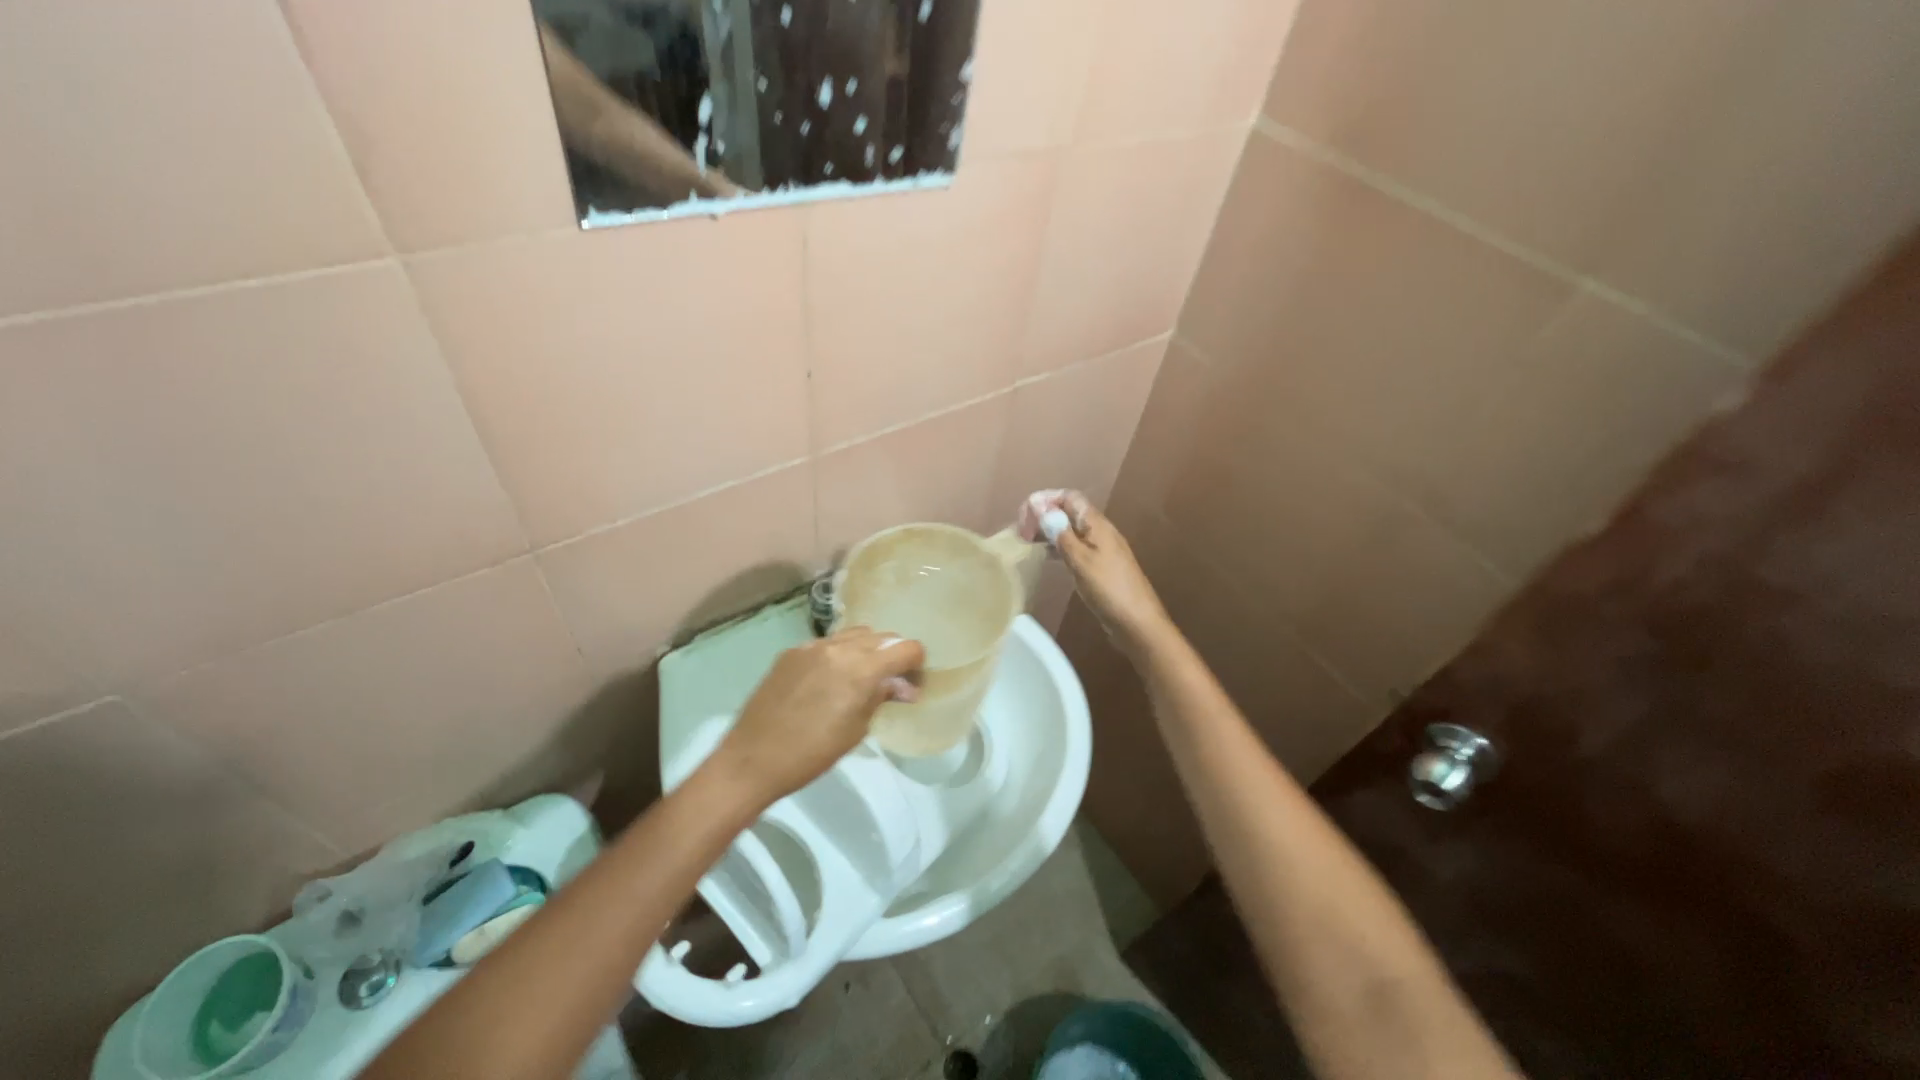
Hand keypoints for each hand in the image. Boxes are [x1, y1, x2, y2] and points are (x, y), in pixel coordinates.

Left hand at [710, 628, 925, 802]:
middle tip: (893, 682)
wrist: (752, 759)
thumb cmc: (812, 754)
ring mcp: (811, 646)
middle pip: (881, 637)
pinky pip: (826, 643)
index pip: (905, 648)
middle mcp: (838, 648)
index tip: (913, 683)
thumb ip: (880, 697)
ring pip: (853, 635)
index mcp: (861, 669)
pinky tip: (831, 679)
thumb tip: (904, 687)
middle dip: (893, 655)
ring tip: (862, 678)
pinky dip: (839, 654)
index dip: (916, 663)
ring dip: (867, 650)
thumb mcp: (856, 729)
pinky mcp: (790, 652)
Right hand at [1021, 490, 1172, 655]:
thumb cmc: (1108, 588)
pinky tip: (1047, 558)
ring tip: (1028, 544)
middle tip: (1022, 533)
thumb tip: (1041, 507)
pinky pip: (1076, 547)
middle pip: (1070, 512)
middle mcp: (1100, 531)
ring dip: (1050, 533)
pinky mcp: (1100, 566)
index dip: (1046, 500)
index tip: (1025, 516)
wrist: (1137, 622)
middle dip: (1045, 516)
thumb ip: (1061, 533)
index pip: (1069, 497)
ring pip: (1071, 531)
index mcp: (1097, 524)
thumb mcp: (1080, 559)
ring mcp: (1101, 549)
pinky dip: (1059, 548)